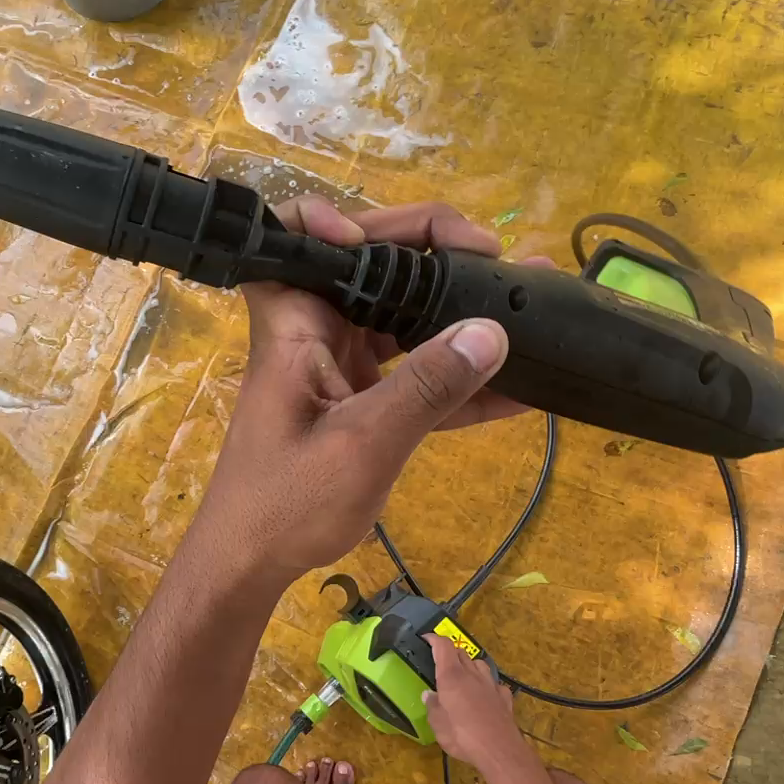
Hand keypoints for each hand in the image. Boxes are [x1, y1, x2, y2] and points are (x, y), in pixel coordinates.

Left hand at [192, 196, 532, 582]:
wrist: (251, 562)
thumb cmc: (288, 504)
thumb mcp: (363, 445)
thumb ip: (427, 389)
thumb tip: (492, 331)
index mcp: (295, 326)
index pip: (292, 242)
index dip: (328, 221)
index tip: (380, 242)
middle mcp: (314, 333)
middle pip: (369, 269)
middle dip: (435, 255)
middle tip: (499, 260)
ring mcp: (338, 367)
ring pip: (399, 318)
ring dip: (457, 312)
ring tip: (531, 300)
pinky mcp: (358, 403)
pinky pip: (412, 374)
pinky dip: (456, 379)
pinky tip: (522, 385)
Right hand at [421, 633, 517, 766]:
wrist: (500, 751)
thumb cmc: (462, 735)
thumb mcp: (437, 724)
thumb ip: (432, 706)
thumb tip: (428, 695)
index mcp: (451, 676)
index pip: (443, 646)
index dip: (433, 639)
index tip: (425, 639)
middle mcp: (471, 675)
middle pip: (461, 652)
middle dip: (450, 652)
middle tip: (440, 662)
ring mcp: (491, 685)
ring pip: (479, 664)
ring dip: (469, 665)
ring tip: (463, 676)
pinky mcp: (505, 699)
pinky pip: (495, 684)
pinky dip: (487, 685)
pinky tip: (485, 695)